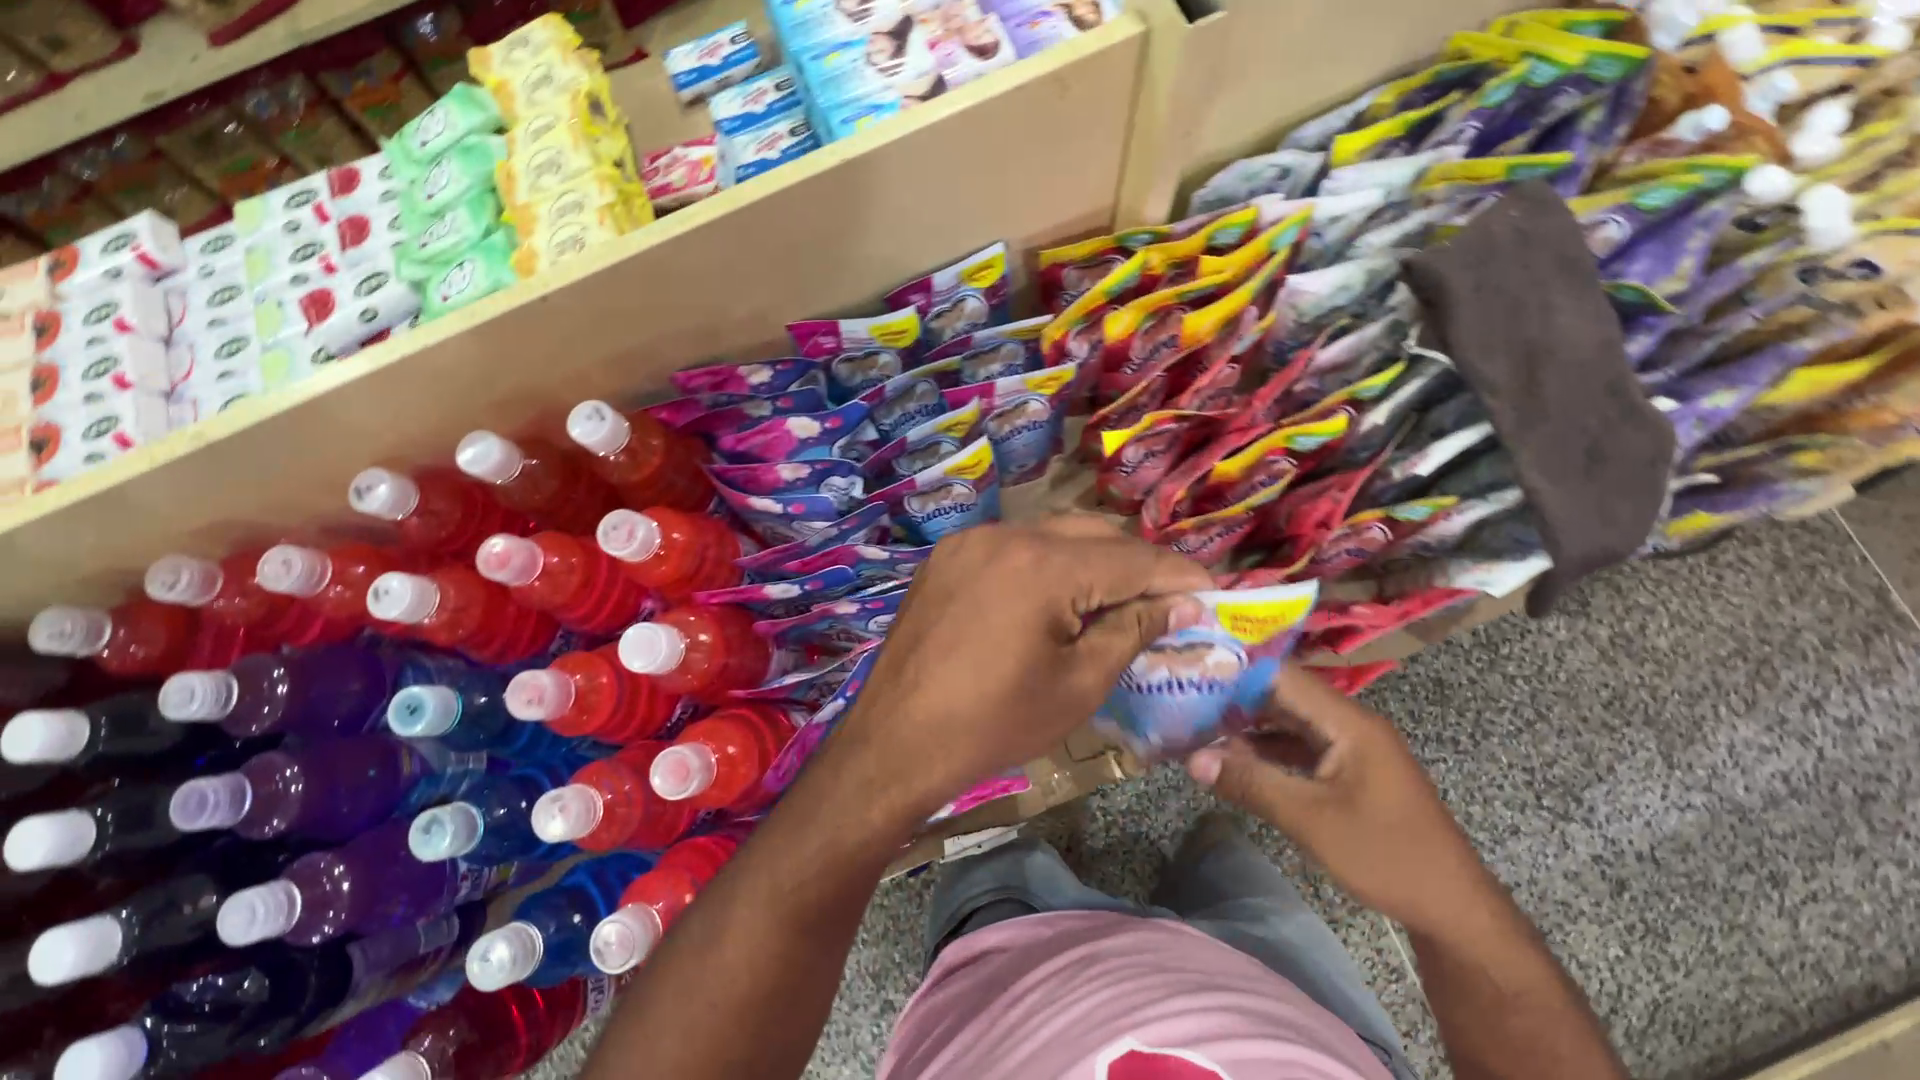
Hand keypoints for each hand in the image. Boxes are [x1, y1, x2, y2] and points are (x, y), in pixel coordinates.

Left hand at [831, 515, 1211, 822]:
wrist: (895, 741)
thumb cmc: (994, 724)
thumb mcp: (1078, 685)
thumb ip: (1132, 632)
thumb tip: (1179, 604)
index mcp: (1042, 566)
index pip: (1132, 558)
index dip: (1179, 574)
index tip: (1214, 591)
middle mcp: (1006, 534)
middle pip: (1093, 533)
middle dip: (1136, 563)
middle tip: (1167, 601)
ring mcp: (970, 542)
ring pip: (1052, 534)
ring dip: (1091, 560)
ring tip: (1117, 600)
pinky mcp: (948, 557)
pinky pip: (1014, 546)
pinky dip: (1047, 564)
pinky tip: (1058, 599)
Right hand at [1187, 663, 1500, 937]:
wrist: (1452, 907)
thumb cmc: (1385, 856)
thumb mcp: (1310, 819)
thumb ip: (1251, 783)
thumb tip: (1191, 759)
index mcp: (1350, 722)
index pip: (1283, 677)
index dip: (1235, 672)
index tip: (1188, 674)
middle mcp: (1352, 724)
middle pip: (1285, 696)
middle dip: (1234, 699)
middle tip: (1181, 702)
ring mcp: (1353, 748)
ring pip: (1291, 722)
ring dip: (1248, 726)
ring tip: (1196, 728)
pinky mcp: (1351, 772)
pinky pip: (1302, 747)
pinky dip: (1268, 751)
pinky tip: (1234, 761)